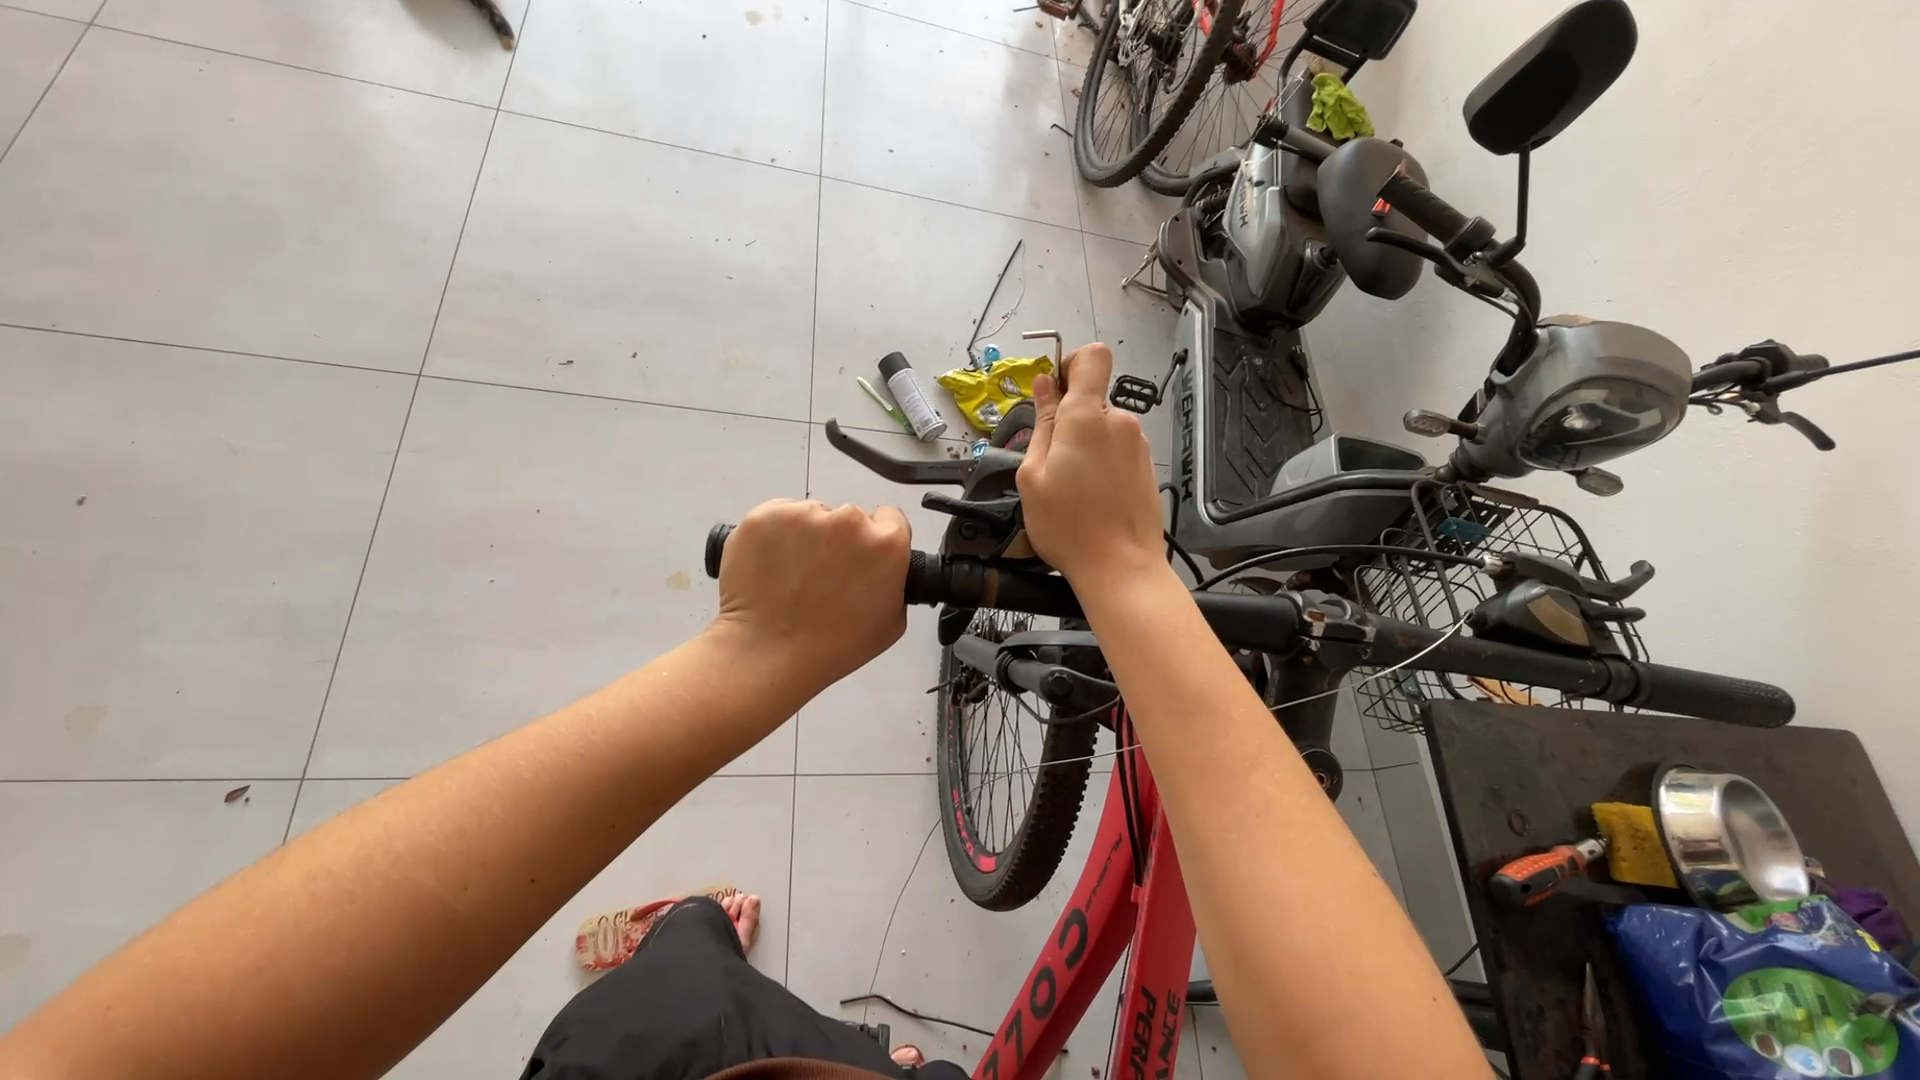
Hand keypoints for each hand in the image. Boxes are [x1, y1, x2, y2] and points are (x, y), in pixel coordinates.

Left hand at [711, 499, 910, 694]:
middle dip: (839, 541)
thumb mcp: (892, 622)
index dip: (877, 538)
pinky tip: (774, 569)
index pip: (890, 518)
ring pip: (811, 516)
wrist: (769, 652)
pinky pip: (778, 518)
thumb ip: (896, 581)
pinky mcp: (766, 516)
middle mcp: (849, 522)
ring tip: (794, 578)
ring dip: (806, 538)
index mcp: (885, 544)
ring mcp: (805, 515)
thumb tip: (887, 569)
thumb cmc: (828, 646)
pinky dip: (775, 538)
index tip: (862, 555)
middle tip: (824, 576)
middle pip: (849, 518)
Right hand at [1016, 343, 1165, 587]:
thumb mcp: (1033, 476)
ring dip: (1086, 446)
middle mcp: (1119, 422)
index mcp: (1087, 417)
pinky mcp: (1146, 466)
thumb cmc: (1067, 526)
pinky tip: (1093, 497)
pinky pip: (1118, 450)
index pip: (1092, 357)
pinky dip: (1102, 463)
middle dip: (1069, 420)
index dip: (1070, 365)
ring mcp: (1137, 445)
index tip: (1053, 395)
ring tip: (1072, 487)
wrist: (1120, 567)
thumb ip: (1041, 424)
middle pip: (1093, 399)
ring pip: (1104, 427)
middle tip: (1052, 463)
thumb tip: (1044, 387)